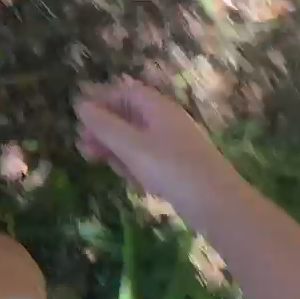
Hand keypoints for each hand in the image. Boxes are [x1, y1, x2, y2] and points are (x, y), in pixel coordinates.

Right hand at [74, 78, 251, 222]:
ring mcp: (171, 145)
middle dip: (103, 130)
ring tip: (98, 164)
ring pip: (134, 140)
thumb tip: (80, 105)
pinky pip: (146, 158)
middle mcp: (165, 122)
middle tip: (84, 147)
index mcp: (157, 108)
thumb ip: (103, 125)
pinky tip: (129, 181)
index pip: (125, 92)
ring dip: (113, 149)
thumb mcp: (131, 146)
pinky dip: (132, 165)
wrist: (218, 206)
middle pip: (127, 116)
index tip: (81, 119)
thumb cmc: (171, 168)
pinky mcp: (176, 167)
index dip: (101, 100)